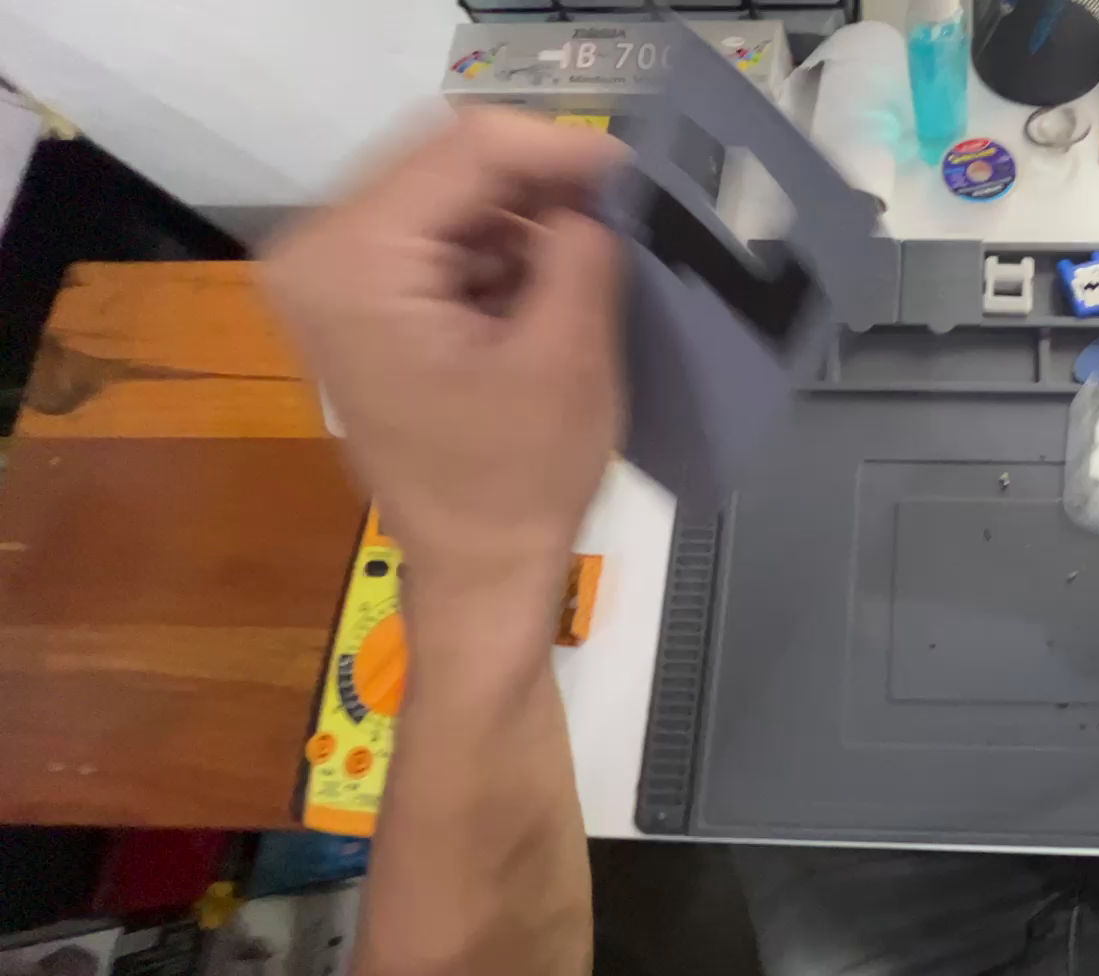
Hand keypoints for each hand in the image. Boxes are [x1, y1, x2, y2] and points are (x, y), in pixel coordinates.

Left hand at [264, 108, 623, 601]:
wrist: (481, 564)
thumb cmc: (524, 480)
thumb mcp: (571, 361)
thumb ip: (582, 258)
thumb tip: (598, 204)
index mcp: (357, 263)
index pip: (463, 151)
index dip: (560, 149)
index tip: (636, 173)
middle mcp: (323, 255)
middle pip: (447, 170)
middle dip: (544, 189)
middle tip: (625, 219)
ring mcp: (340, 283)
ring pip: (451, 207)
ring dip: (530, 228)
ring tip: (597, 267)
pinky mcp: (370, 311)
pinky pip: (446, 251)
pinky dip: (509, 260)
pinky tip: (554, 296)